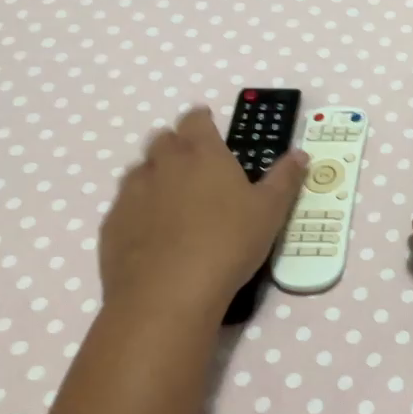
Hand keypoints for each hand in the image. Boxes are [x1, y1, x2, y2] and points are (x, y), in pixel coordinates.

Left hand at [98, 106, 307, 324]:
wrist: (167, 293)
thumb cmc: (228, 243)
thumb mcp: (271, 211)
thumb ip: (285, 179)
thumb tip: (300, 154)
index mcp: (202, 154)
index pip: (195, 120)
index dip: (202, 120)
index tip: (209, 127)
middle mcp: (163, 164)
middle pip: (162, 139)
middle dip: (177, 144)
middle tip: (195, 165)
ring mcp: (132, 193)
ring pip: (139, 170)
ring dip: (155, 175)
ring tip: (174, 199)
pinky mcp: (112, 224)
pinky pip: (124, 204)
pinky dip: (138, 209)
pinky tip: (153, 232)